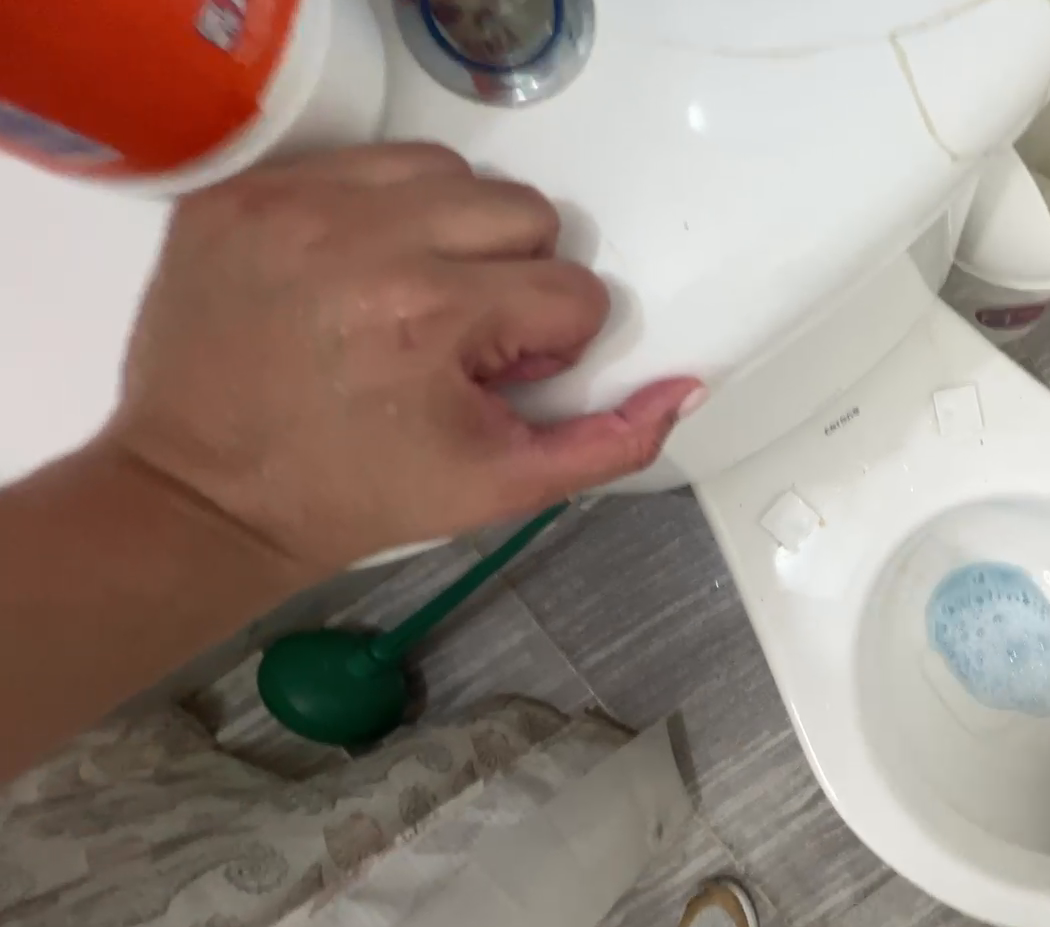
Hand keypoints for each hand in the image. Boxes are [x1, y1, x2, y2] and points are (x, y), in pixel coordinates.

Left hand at [104, 143, 701, 573]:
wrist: (212, 492)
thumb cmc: (378, 493)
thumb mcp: (517, 485)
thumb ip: (618, 440)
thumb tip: (688, 386)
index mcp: (433, 317)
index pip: (575, 291)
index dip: (558, 344)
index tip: (504, 379)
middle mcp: (362, 239)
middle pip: (528, 213)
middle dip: (525, 278)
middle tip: (474, 336)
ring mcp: (293, 203)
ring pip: (458, 173)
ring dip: (470, 234)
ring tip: (431, 296)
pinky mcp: (245, 190)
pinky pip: (374, 160)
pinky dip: (400, 208)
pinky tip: (375, 269)